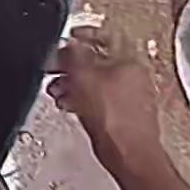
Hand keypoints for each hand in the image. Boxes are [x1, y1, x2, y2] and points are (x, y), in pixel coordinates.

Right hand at [48, 28, 161, 167]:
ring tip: (57, 88)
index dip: (84, 33)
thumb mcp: (82, 76)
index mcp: (129, 61)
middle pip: (98, 59)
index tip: (70, 35)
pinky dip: (83, 97)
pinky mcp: (125, 115)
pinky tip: (69, 103)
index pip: (106, 35)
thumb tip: (69, 43)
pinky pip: (100, 98)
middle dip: (72, 62)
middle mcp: (134, 76)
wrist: (129, 157)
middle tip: (55, 65)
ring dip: (74, 81)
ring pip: (96, 79)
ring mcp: (132, 97)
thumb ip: (73, 54)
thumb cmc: (114, 120)